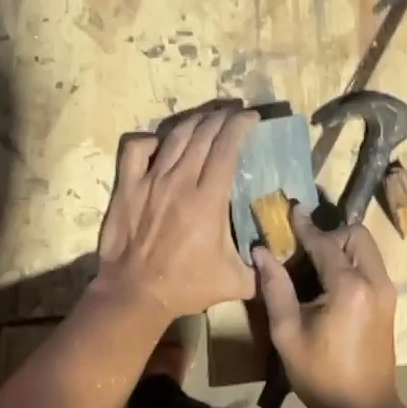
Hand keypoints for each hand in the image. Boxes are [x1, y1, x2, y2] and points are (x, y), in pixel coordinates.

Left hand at [94, 106, 259, 320]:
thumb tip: (278, 260)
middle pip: (203, 134)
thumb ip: (261, 271)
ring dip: (194, 122)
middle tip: (233, 113)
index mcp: (208, 199)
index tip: (251, 117)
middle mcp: (181, 181)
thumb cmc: (186, 286)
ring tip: (207, 117)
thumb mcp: (234, 283)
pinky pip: (136, 149)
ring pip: (175, 136)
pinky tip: (161, 143)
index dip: (240, 126)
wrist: (135, 293)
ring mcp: (151, 180)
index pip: (227, 147)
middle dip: (222, 117)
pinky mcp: (128, 185)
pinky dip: (150, 140)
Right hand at [254, 207, 400, 407]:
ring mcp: (387, 291)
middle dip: (331, 234)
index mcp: (349, 288)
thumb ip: (276, 288)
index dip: (305, 227)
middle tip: (305, 249)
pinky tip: (330, 281)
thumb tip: (261, 252)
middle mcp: (375, 282)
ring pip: (367, 248)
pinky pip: (371, 264)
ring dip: (343, 246)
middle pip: (356, 235)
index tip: (291, 211)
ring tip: (315, 264)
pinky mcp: (389, 301)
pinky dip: (352, 261)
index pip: (326, 243)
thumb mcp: (288, 334)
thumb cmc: (320, 376)